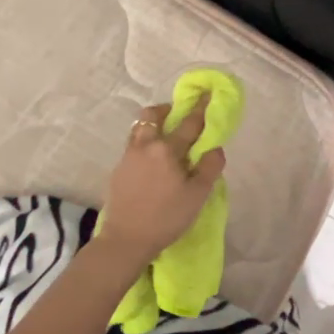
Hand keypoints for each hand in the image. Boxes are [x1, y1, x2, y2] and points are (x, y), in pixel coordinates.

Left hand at [96, 97, 224, 264]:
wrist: (126, 239)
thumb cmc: (166, 217)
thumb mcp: (197, 196)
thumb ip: (209, 168)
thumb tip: (215, 148)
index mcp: (167, 149)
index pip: (188, 124)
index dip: (200, 109)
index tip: (206, 94)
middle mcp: (145, 145)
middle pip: (153, 115)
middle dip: (167, 110)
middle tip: (178, 116)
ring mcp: (128, 156)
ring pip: (139, 128)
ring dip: (152, 124)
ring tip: (164, 137)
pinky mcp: (118, 169)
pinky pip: (133, 145)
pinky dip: (144, 142)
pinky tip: (151, 160)